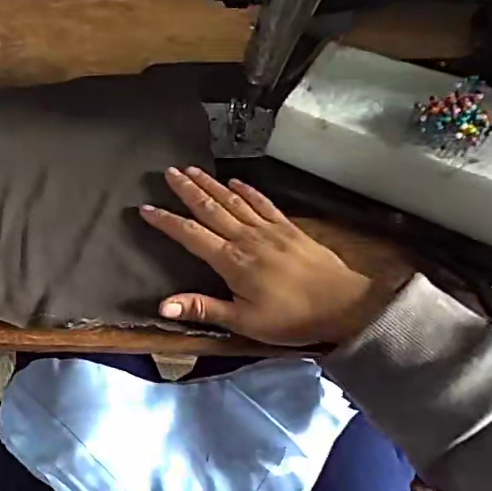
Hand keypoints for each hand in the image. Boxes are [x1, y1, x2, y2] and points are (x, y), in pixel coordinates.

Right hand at [140, 167, 389, 345]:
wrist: (345, 306)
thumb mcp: (243, 321)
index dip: (166, 221)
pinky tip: (234, 180)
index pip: (190, 236)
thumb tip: (162, 305)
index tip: (146, 208)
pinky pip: (262, 203)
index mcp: (231, 261)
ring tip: (192, 169)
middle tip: (168, 172)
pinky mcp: (289, 228)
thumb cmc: (291, 318)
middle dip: (186, 190)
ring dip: (210, 184)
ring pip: (232, 200)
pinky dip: (247, 190)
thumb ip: (203, 308)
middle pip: (210, 208)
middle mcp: (246, 238)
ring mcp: (269, 230)